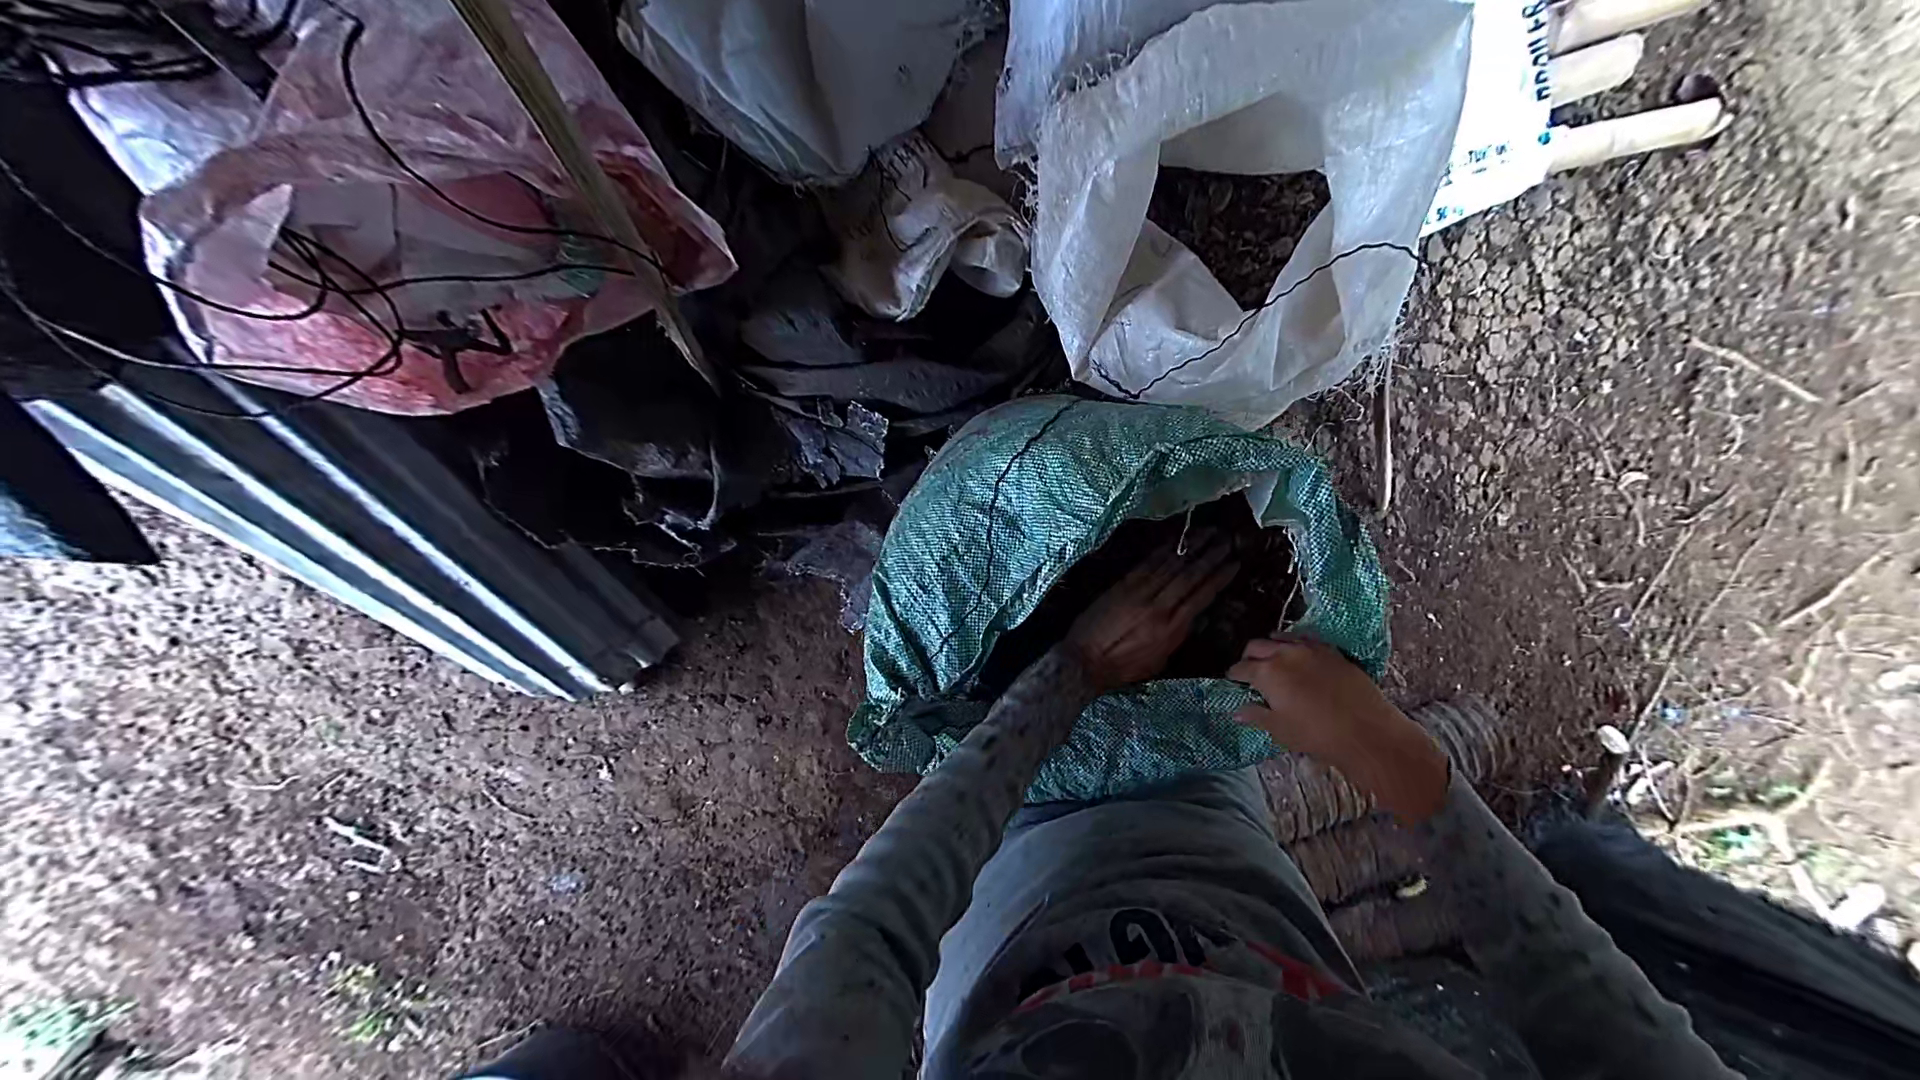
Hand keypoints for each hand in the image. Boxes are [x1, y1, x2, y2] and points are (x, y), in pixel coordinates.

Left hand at [1063, 530, 1239, 692]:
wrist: (1084, 660)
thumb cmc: (1123, 667)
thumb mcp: (1160, 660)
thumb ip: (1179, 636)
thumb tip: (1196, 615)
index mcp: (1172, 629)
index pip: (1202, 596)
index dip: (1220, 577)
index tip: (1235, 563)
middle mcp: (1159, 607)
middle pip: (1190, 575)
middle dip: (1210, 555)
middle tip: (1227, 539)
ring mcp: (1139, 593)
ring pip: (1170, 565)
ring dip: (1190, 546)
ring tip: (1207, 532)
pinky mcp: (1121, 586)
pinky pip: (1146, 564)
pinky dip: (1162, 551)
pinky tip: (1174, 540)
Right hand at [1228, 636, 1448, 823]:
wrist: (1368, 733)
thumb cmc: (1317, 735)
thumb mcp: (1280, 730)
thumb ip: (1256, 715)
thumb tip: (1237, 710)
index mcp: (1267, 673)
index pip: (1241, 668)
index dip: (1234, 675)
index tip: (1233, 682)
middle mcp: (1285, 654)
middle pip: (1256, 646)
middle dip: (1248, 657)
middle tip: (1250, 671)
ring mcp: (1310, 650)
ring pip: (1281, 638)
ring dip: (1271, 647)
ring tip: (1273, 660)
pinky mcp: (1332, 652)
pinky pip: (1307, 640)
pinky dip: (1296, 645)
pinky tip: (1300, 657)